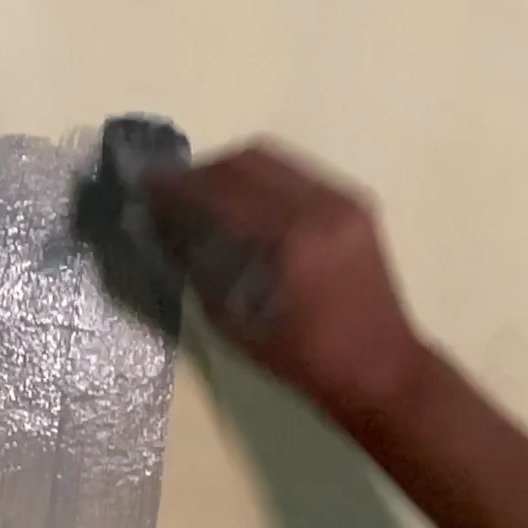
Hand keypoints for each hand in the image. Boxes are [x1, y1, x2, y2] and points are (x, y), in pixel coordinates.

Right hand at [142, 143, 429, 428]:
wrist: (382, 367)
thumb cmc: (301, 357)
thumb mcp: (233, 319)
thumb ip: (197, 264)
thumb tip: (162, 225)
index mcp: (291, 239)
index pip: (220, 192)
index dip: (176, 186)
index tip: (145, 186)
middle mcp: (321, 206)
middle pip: (245, 162)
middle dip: (200, 172)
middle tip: (170, 191)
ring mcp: (342, 199)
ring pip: (270, 160)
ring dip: (227, 172)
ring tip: (201, 195)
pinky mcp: (353, 202)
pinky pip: (293, 173)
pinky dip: (257, 180)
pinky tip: (240, 204)